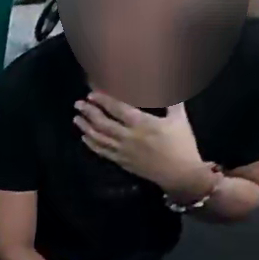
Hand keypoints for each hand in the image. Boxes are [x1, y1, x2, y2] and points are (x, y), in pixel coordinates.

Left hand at [74, 93, 215, 194]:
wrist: (179, 174)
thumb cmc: (181, 145)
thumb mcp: (179, 119)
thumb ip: (172, 101)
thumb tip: (172, 84)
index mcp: (142, 123)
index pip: (117, 108)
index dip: (103, 100)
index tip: (92, 94)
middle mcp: (128, 137)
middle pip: (103, 123)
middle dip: (89, 112)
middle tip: (78, 104)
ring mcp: (123, 151)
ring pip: (99, 138)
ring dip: (86, 128)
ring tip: (76, 119)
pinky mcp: (122, 162)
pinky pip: (103, 152)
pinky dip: (92, 144)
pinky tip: (85, 138)